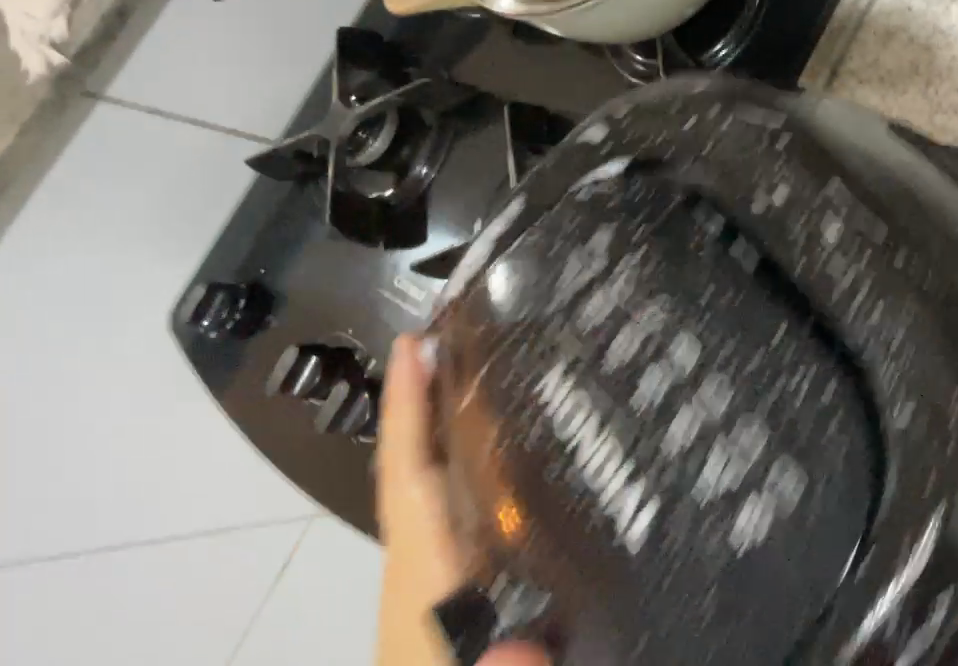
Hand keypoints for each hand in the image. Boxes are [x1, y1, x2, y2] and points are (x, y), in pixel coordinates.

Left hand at [375, 335, 548, 665]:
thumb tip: (525, 649)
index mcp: (425, 590)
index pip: (409, 486)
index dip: (408, 414)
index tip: (418, 343)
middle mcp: (428, 581)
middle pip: (422, 478)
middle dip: (436, 405)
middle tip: (482, 332)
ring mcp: (448, 596)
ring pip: (446, 499)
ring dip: (464, 436)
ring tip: (514, 375)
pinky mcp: (472, 607)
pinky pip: (475, 524)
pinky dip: (492, 480)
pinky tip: (540, 464)